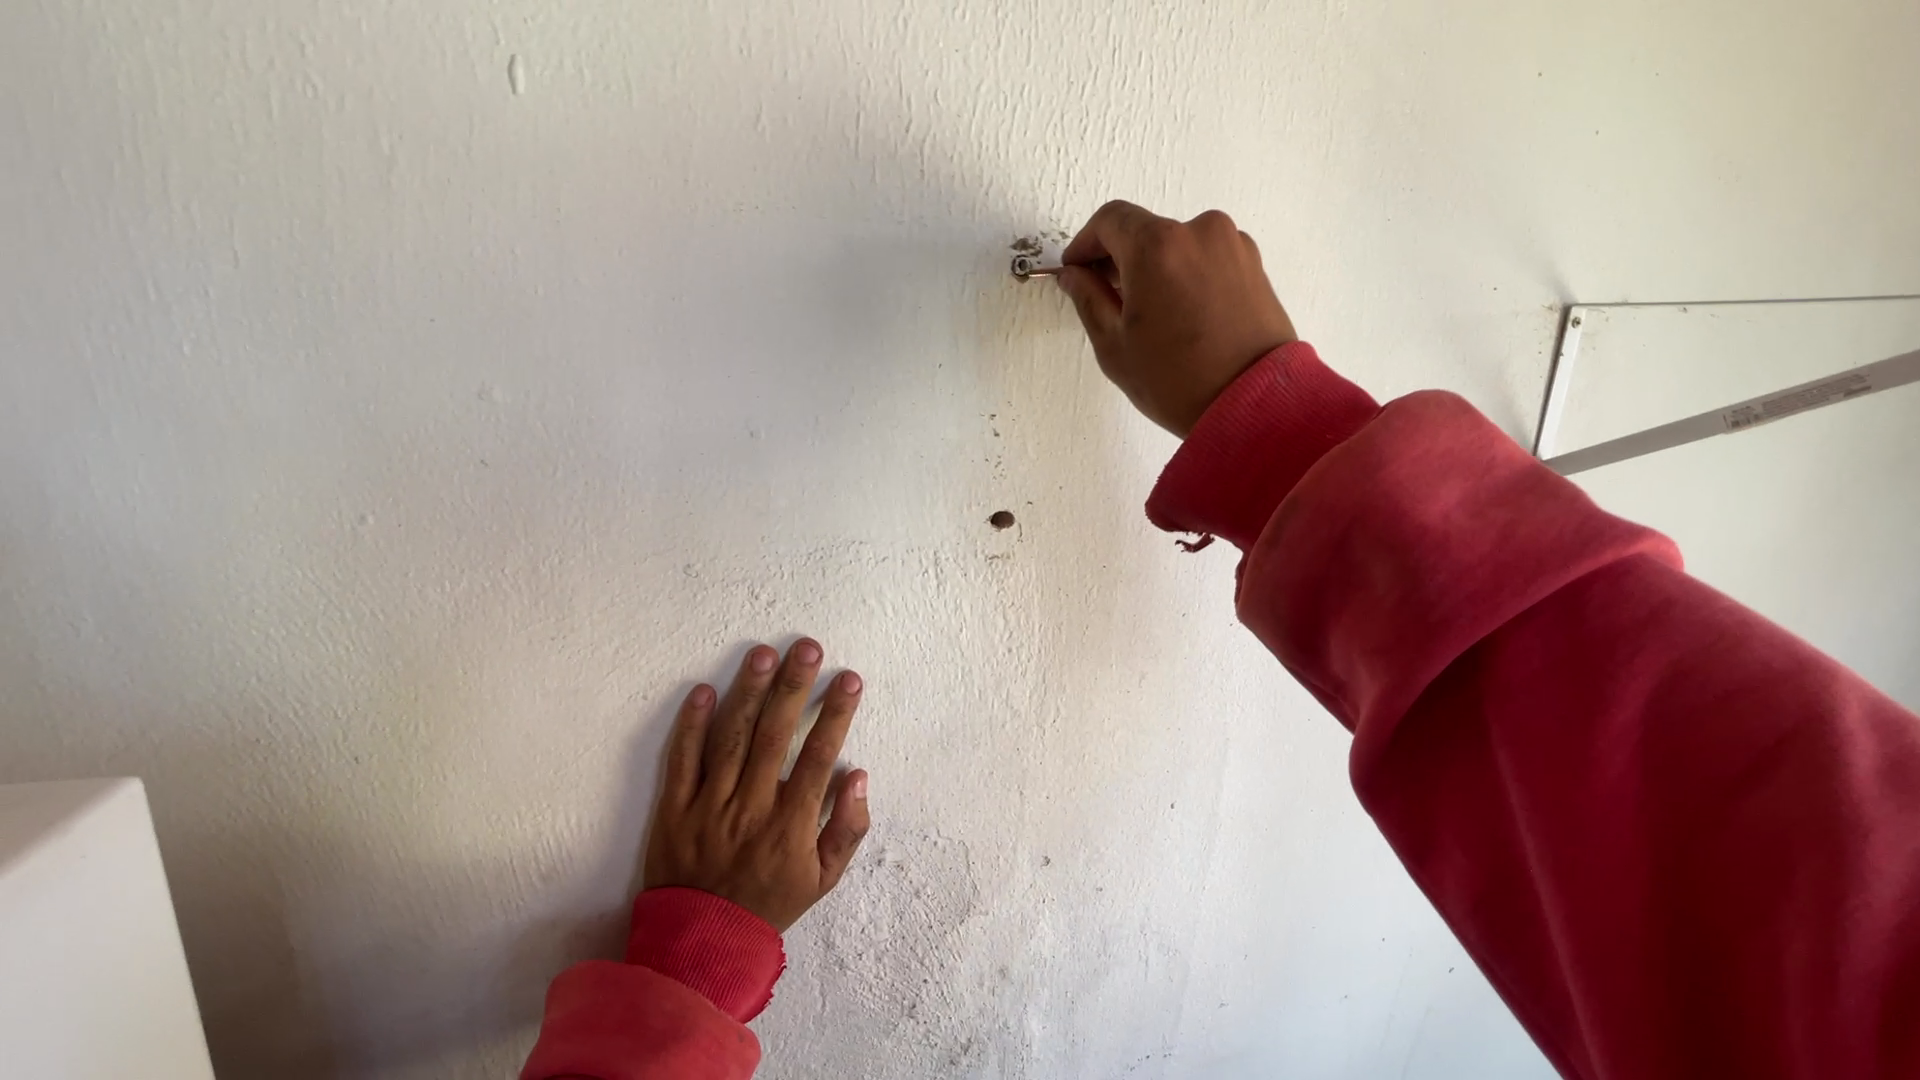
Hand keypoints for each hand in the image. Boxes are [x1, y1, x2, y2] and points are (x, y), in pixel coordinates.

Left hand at [642, 639, 870, 931]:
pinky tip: (704, 690)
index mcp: (790, 825)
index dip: (836, 715)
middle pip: (774, 736)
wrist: (700, 946)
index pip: (818, 758)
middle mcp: (751, 808)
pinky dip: (692, 726)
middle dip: (794, 688)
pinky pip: (682, 762)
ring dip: (749, 693)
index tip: (849, 679)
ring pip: (730, 740)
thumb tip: (859, 776)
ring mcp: (709, 806)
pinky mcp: (673, 810)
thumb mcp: (824, 880)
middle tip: (807, 647)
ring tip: (763, 654)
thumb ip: (848, 829)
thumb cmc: (770, 904)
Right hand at [1056, 201, 1298, 437]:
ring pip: (1177, 245)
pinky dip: (1185, 275)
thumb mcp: (1114, 345)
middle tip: (1104, 297)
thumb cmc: (1179, 381)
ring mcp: (1232, 245)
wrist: (1254, 404)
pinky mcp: (1254, 265)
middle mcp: (1198, 232)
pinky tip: (1179, 315)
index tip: (1077, 269)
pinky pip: (1206, 259)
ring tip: (1148, 314)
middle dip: (1120, 259)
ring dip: (1155, 268)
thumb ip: (1088, 299)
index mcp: (1157, 246)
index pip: (1109, 221)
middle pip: (1145, 231)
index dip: (1085, 243)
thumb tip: (1075, 276)